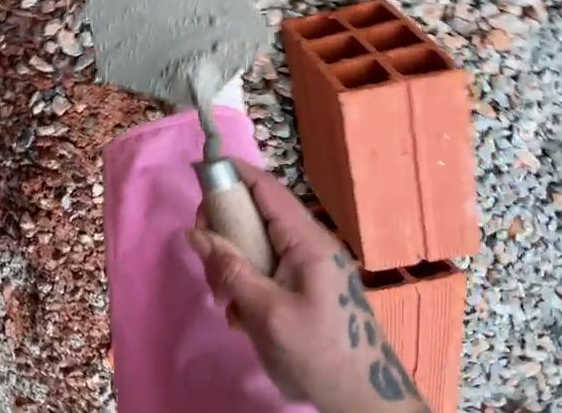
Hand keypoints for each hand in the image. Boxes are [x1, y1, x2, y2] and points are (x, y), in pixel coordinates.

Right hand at [187, 160, 428, 412]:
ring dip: (233, 259)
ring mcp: (312, 264)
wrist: (368, 403)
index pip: (265, 187)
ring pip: (257, 239)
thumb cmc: (320, 354)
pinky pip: (267, 263)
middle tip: (205, 256)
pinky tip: (241, 312)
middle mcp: (311, 243)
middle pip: (256, 211)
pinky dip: (247, 278)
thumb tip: (194, 233)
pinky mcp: (309, 283)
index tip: (199, 173)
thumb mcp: (268, 314)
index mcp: (307, 241)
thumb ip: (231, 269)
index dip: (232, 172)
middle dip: (224, 227)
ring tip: (224, 296)